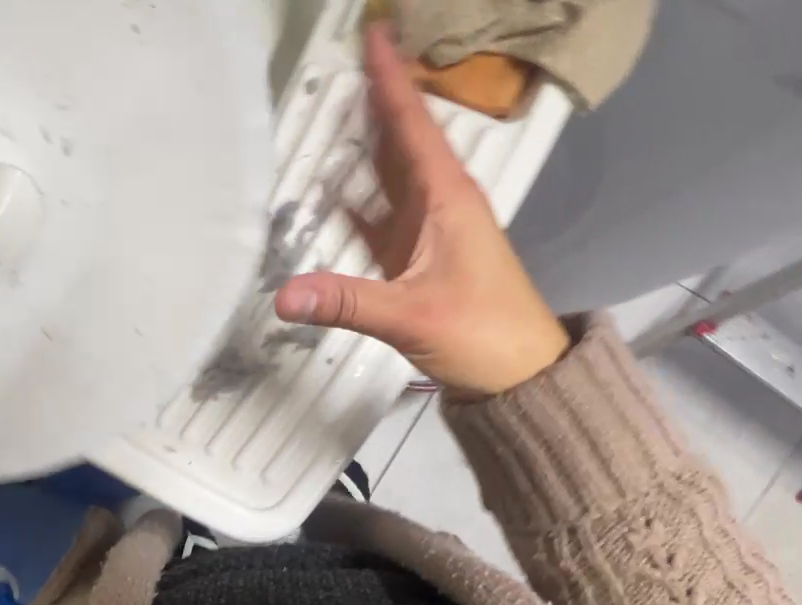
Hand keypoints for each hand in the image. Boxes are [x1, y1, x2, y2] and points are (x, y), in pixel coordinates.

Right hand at [275, 24, 569, 395]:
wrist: (519, 374)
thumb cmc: (481, 333)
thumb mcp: (411, 316)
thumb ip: (346, 302)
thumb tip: (282, 296)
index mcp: (446, 198)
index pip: (412, 124)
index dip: (390, 79)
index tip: (374, 30)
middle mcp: (439, 204)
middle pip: (401, 139)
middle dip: (376, 99)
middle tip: (344, 60)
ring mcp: (429, 233)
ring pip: (392, 176)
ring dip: (367, 145)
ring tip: (333, 110)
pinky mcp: (418, 261)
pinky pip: (381, 218)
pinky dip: (358, 202)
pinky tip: (332, 194)